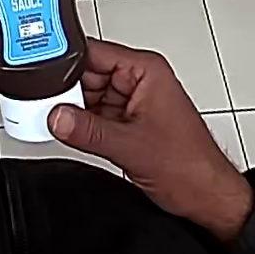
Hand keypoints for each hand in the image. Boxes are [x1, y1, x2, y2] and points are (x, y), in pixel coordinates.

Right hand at [48, 38, 253, 241]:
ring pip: (87, 94)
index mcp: (145, 70)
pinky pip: (94, 112)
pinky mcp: (126, 119)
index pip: (95, 52)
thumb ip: (88, 130)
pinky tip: (77, 133)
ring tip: (66, 124)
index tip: (44, 75)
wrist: (210, 201)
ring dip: (76, 110)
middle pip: (86, 72)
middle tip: (50, 107)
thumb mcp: (132, 147)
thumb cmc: (192, 168)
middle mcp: (138, 79)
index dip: (67, 61)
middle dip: (68, 91)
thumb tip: (56, 116)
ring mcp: (131, 99)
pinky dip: (83, 123)